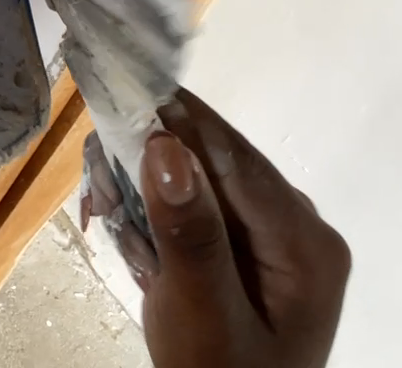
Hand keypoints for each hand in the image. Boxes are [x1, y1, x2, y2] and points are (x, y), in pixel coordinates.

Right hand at [83, 89, 349, 367]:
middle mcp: (293, 221)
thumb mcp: (200, 313)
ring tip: (108, 214)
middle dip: (145, 162)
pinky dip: (149, 206)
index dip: (171, 116)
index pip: (231, 152)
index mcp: (303, 239)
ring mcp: (267, 230)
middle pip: (207, 157)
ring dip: (139, 184)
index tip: (112, 88)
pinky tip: (131, 233)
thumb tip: (164, 143)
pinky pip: (187, 197)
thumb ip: (188, 232)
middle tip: (97, 192)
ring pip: (189, 172)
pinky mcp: (241, 239)